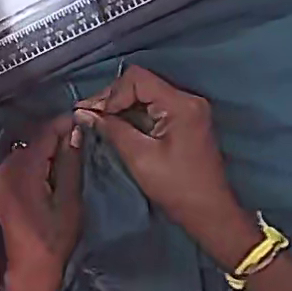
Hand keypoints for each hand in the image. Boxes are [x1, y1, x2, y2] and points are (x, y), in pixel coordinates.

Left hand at [0, 114, 83, 290]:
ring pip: (28, 150)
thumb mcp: (69, 201)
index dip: (65, 123)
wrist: (29, 271)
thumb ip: (70, 164)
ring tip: (73, 151)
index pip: (44, 133)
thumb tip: (74, 135)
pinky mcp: (1, 187)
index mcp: (21, 171)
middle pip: (34, 140)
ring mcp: (0, 178)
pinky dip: (39, 161)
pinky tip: (55, 168)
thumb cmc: (51, 243)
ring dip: (49, 148)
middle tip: (82, 135)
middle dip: (58, 135)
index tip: (82, 119)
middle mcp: (5, 170)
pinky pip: (22, 163)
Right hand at [75, 66, 255, 259]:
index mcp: (180, 105)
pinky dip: (133, 113)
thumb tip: (83, 113)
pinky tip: (116, 125)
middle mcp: (187, 99)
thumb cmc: (175, 186)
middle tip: (88, 116)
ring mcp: (188, 109)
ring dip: (121, 106)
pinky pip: (153, 106)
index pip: (137, 79)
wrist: (208, 211)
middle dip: (113, 98)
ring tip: (98, 121)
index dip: (111, 94)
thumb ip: (112, 129)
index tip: (95, 115)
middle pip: (141, 83)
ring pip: (145, 94)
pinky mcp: (185, 120)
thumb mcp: (139, 157)